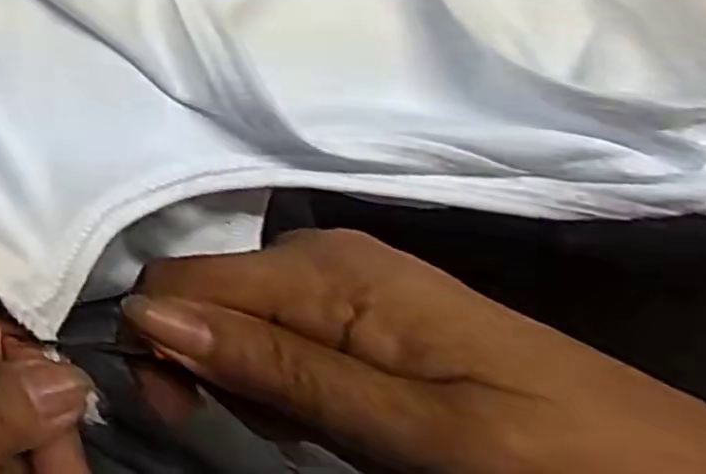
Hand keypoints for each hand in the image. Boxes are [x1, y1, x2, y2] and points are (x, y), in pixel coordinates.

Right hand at [125, 228, 705, 473]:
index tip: (170, 411)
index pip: (185, 280)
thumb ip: (278, 371)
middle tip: (258, 434)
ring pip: (237, 314)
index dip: (157, 337)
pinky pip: (278, 327)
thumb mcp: (416, 432)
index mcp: (322, 266)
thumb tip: (146, 317)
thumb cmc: (559, 459)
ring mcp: (341, 277)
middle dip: (205, 361)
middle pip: (207, 293)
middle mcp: (316, 252)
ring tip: (301, 433)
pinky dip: (277, 376)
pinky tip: (317, 412)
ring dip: (244, 376)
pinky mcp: (360, 307)